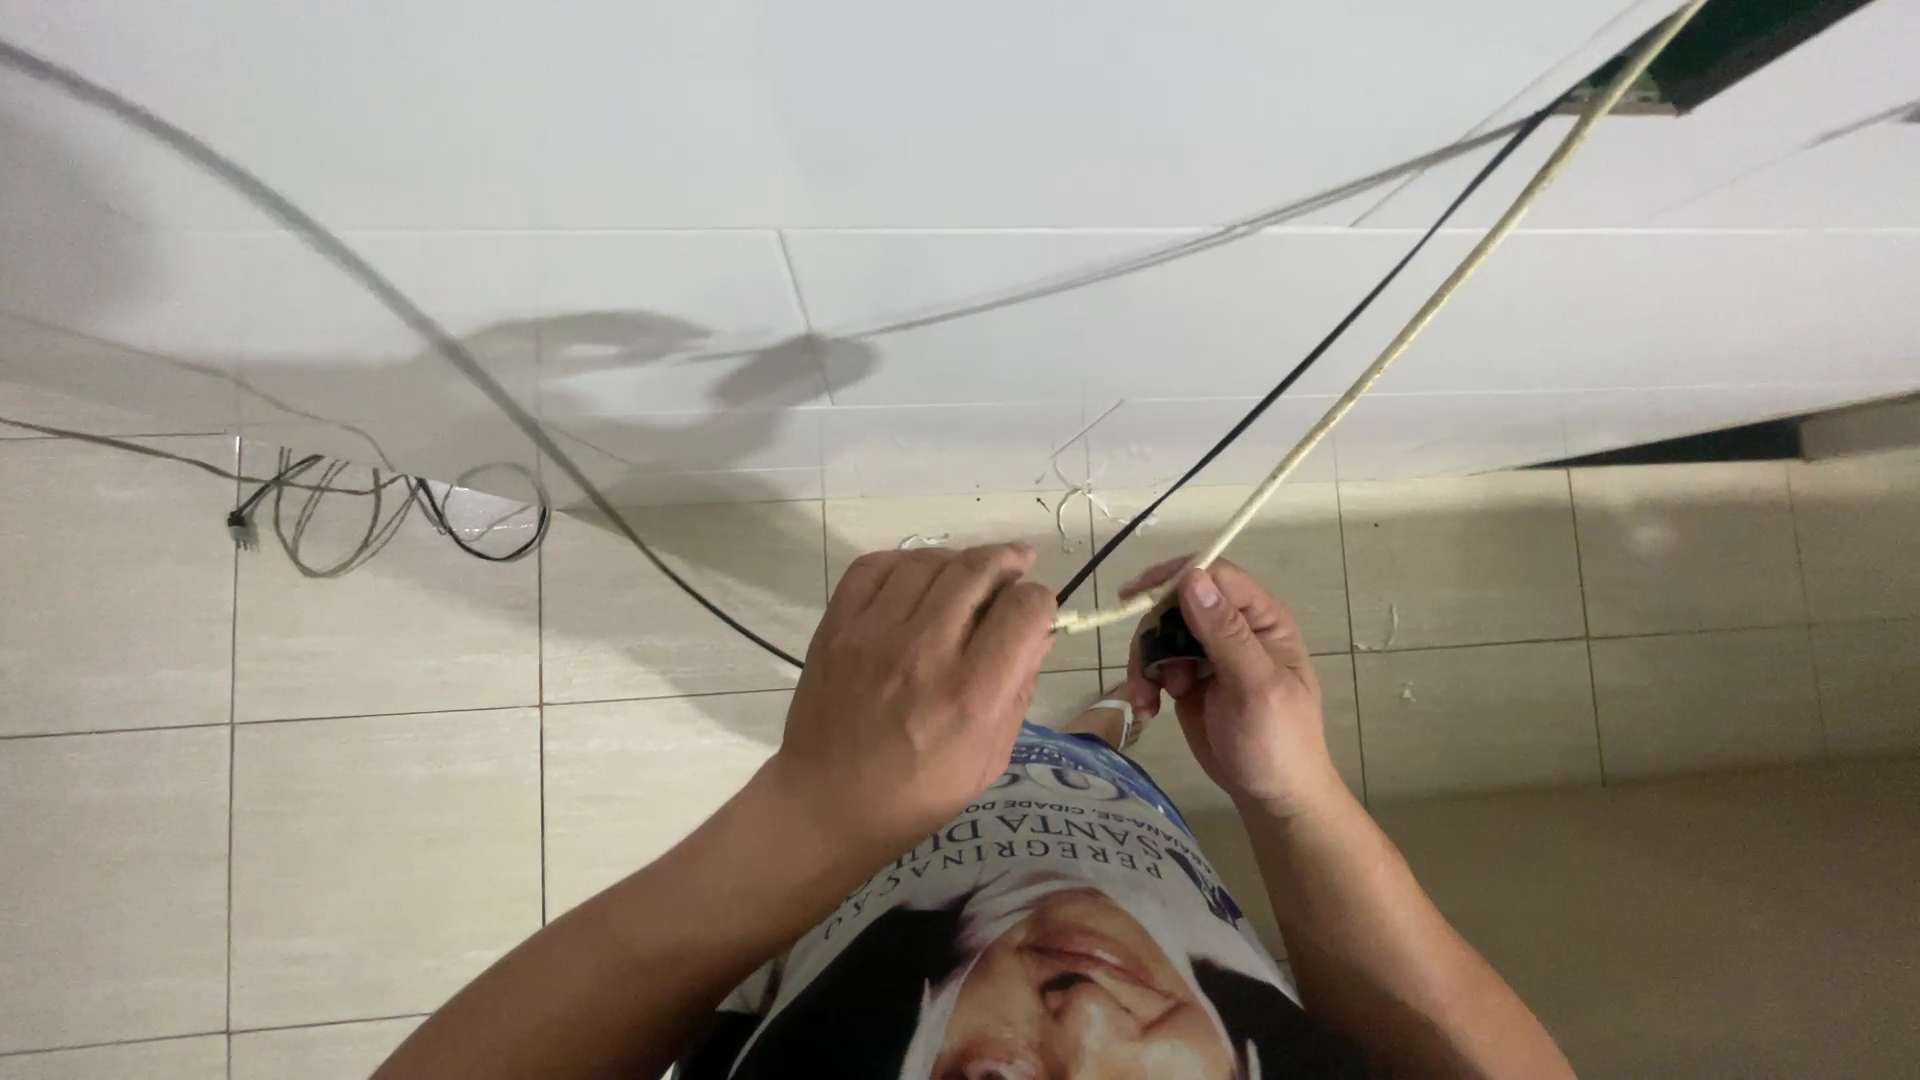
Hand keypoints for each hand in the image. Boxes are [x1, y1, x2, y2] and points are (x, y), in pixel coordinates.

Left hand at [767, 542, 1057, 861]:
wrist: (825, 804)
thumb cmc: (917, 795)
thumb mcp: (990, 758)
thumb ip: (1019, 689)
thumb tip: (1041, 632)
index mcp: (971, 694)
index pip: (1024, 609)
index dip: (1041, 599)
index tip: (1036, 607)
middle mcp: (925, 653)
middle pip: (978, 570)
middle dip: (1008, 560)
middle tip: (1016, 563)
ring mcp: (873, 635)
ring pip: (928, 561)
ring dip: (959, 558)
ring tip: (969, 571)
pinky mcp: (836, 627)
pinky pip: (874, 566)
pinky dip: (904, 560)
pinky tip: (918, 575)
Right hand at [1122, 557, 1345, 816]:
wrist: (1271, 796)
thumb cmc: (1278, 742)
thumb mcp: (1256, 687)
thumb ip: (1225, 633)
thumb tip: (1192, 579)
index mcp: (1261, 619)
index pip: (1214, 576)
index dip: (1175, 578)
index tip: (1137, 595)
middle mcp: (1232, 627)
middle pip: (1176, 603)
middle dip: (1153, 634)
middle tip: (1145, 669)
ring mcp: (1207, 653)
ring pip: (1159, 634)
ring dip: (1145, 664)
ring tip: (1147, 699)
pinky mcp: (1187, 677)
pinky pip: (1154, 664)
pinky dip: (1144, 683)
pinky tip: (1148, 710)